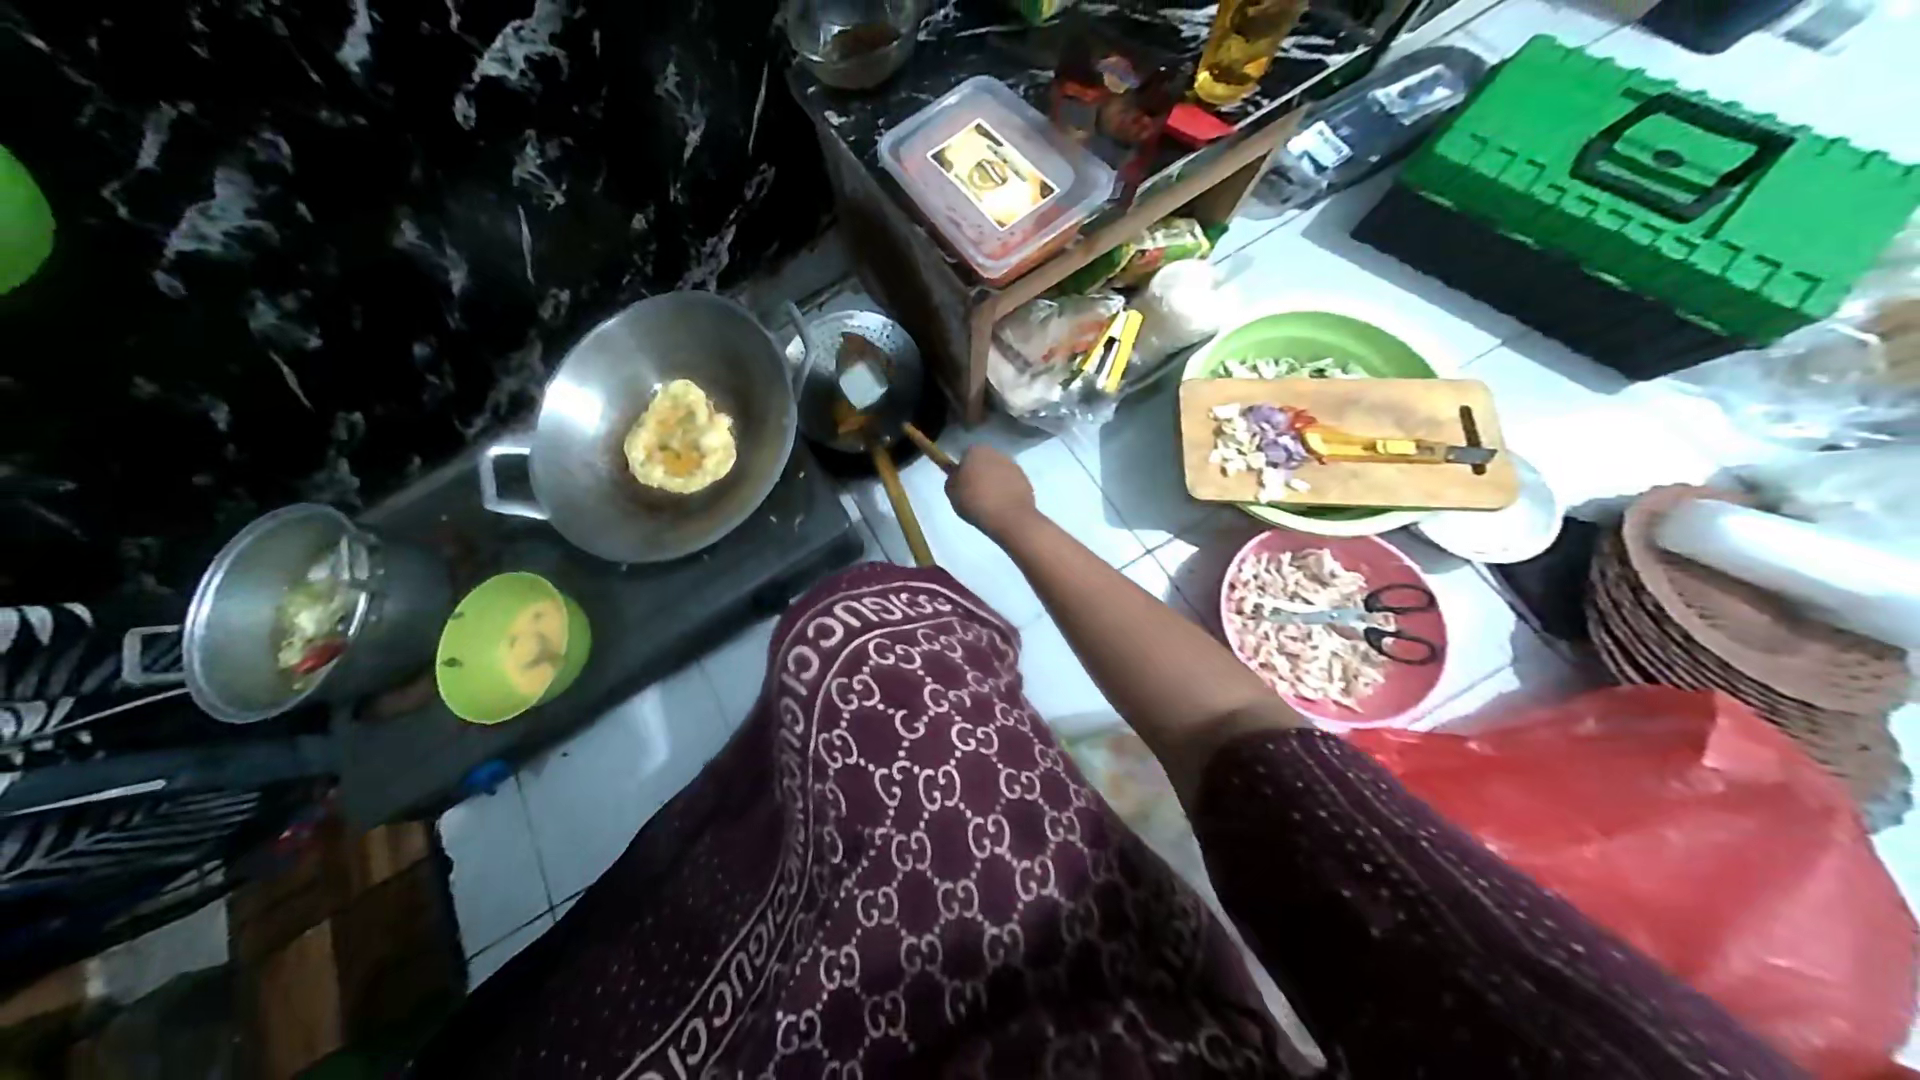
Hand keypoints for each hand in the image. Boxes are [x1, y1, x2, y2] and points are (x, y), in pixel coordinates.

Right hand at [945, 445, 1036, 542]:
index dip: (962, 469)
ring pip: (998, 472)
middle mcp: (996, 452)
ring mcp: (1014, 465)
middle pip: (984, 461)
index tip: (961, 484)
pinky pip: (1011, 483)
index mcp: (976, 450)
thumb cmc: (975, 501)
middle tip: (974, 493)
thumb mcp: (952, 492)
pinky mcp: (1026, 479)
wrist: (1009, 517)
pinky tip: (1002, 506)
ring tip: (989, 502)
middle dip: (980, 473)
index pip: (965, 455)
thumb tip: (957, 475)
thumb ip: (952, 479)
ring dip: (994, 482)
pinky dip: (1006, 491)